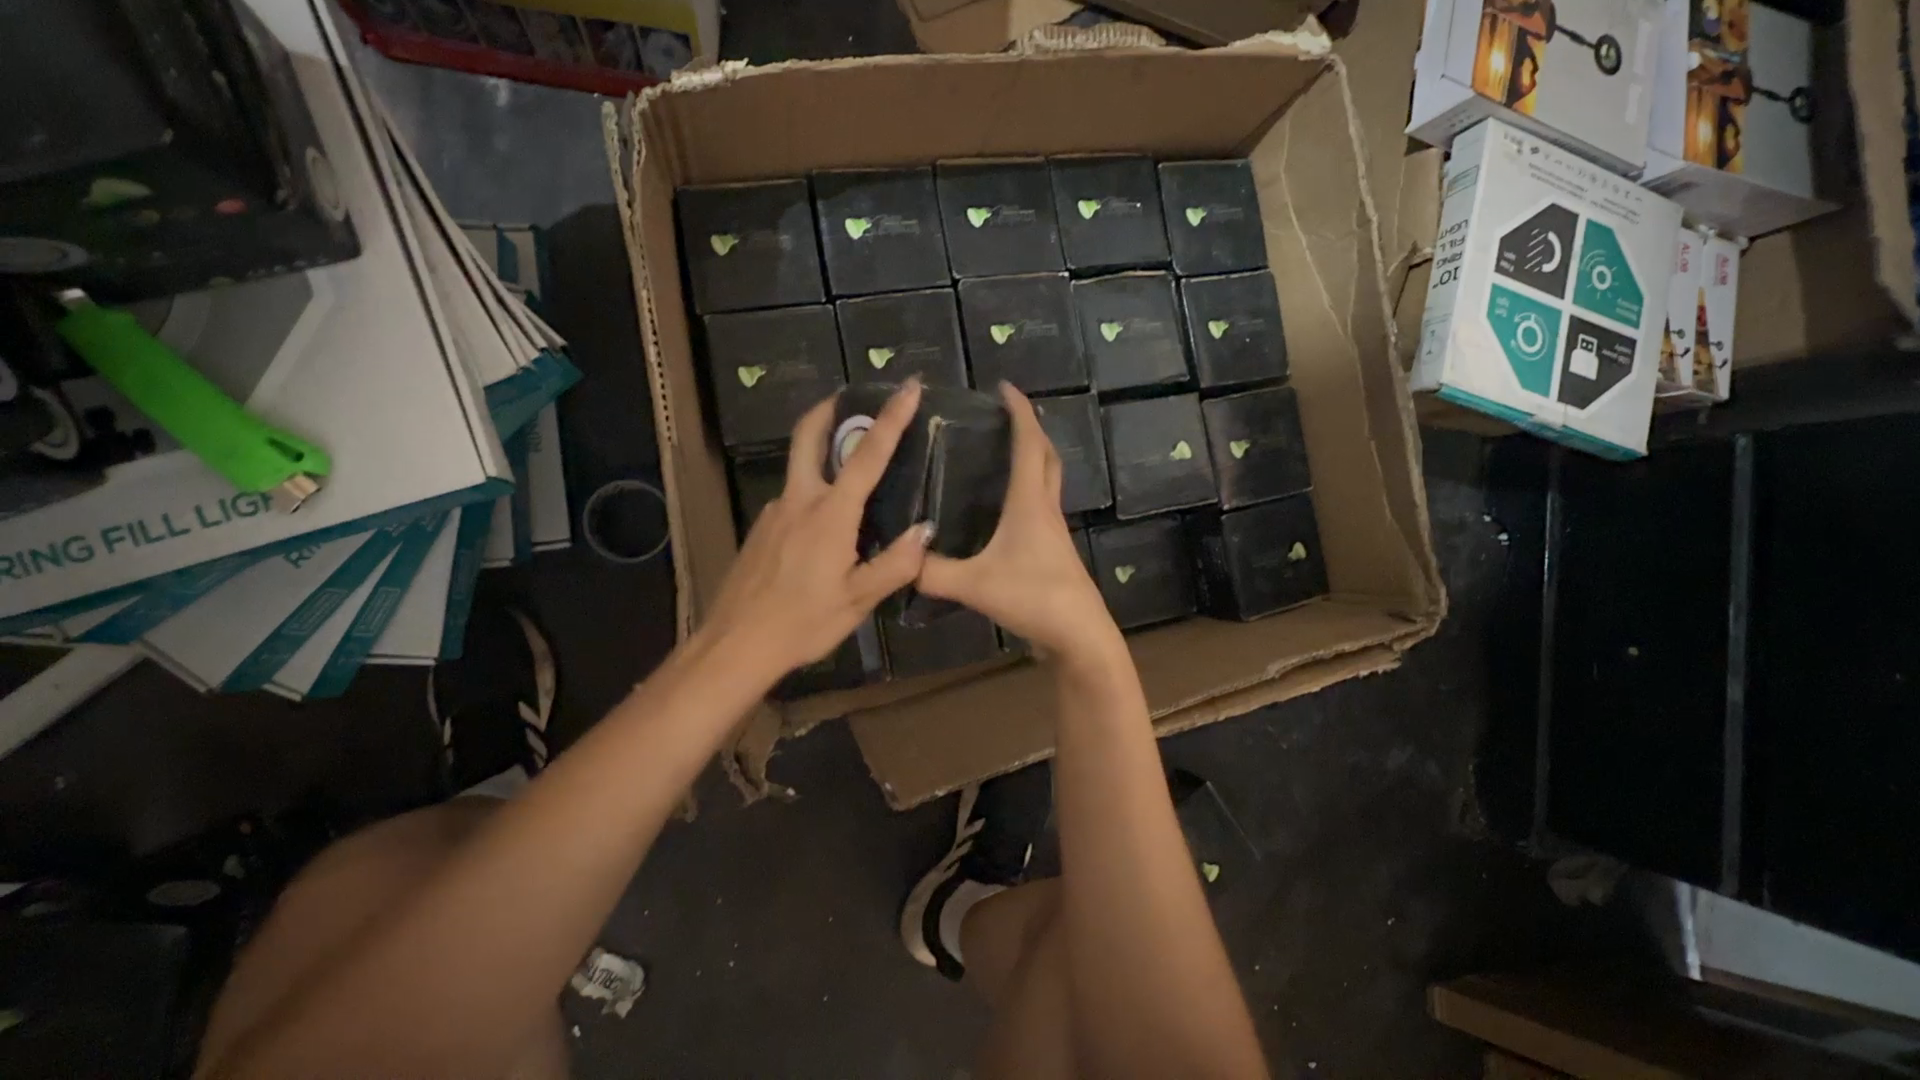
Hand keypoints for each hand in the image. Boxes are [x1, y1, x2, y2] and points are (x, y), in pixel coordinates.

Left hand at [697, 379, 931, 684]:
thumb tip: (924, 531)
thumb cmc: (802, 623)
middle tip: (849, 399)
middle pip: (808, 438)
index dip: (891, 417)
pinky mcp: (760, 532)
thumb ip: (895, 565)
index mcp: (829, 514)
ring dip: (823, 461)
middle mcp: (798, 501)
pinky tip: (824, 533)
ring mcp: (773, 514)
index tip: (909, 386)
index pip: (866, 454)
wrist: (735, 645)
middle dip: (828, 411)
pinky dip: (812, 498)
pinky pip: (792, 503)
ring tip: (854, 484)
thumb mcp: (857, 601)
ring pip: (800, 473)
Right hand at [918, 383, 1118, 656]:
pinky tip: (1005, 508)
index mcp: (1031, 503)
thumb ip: (933, 572)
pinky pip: (1041, 508)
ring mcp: (1054, 532)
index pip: (1028, 444)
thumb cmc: (1034, 598)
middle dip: (1030, 429)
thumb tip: (894, 559)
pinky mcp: (1054, 553)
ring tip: (1002, 452)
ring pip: (1047, 482)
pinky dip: (1027, 492)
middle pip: (1046, 457)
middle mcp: (1046, 510)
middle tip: (1005, 415)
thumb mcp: (976, 585)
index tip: (1004, 386)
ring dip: (1032, 459)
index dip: (1019, 412)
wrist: (1079, 637)